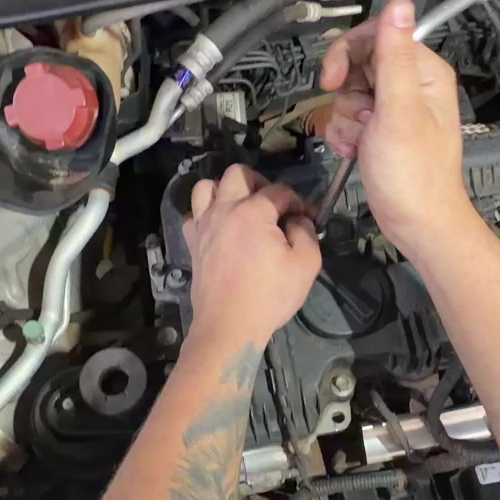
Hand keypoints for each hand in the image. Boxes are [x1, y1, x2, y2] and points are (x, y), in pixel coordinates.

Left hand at [183, 164, 322, 347]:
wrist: (228, 325)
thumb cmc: (269, 296)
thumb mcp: (305, 264)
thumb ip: (306, 233)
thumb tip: (299, 220)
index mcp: (253, 212)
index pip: (280, 190)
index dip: (298, 201)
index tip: (307, 218)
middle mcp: (224, 209)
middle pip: (238, 174)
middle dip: (260, 182)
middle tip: (273, 205)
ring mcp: (203, 225)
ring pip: (206, 187)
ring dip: (225, 191)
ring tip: (241, 209)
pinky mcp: (192, 243)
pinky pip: (193, 215)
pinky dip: (205, 214)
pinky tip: (220, 228)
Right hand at [318, 0, 477, 254]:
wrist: (415, 223)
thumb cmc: (413, 174)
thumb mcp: (399, 110)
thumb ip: (394, 56)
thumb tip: (399, 4)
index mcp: (423, 72)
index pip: (376, 36)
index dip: (347, 54)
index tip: (331, 80)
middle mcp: (409, 86)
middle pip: (356, 65)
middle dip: (347, 96)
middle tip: (360, 121)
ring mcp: (392, 110)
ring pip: (348, 95)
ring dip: (345, 121)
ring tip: (362, 143)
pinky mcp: (378, 132)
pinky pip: (348, 119)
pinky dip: (344, 136)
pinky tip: (354, 153)